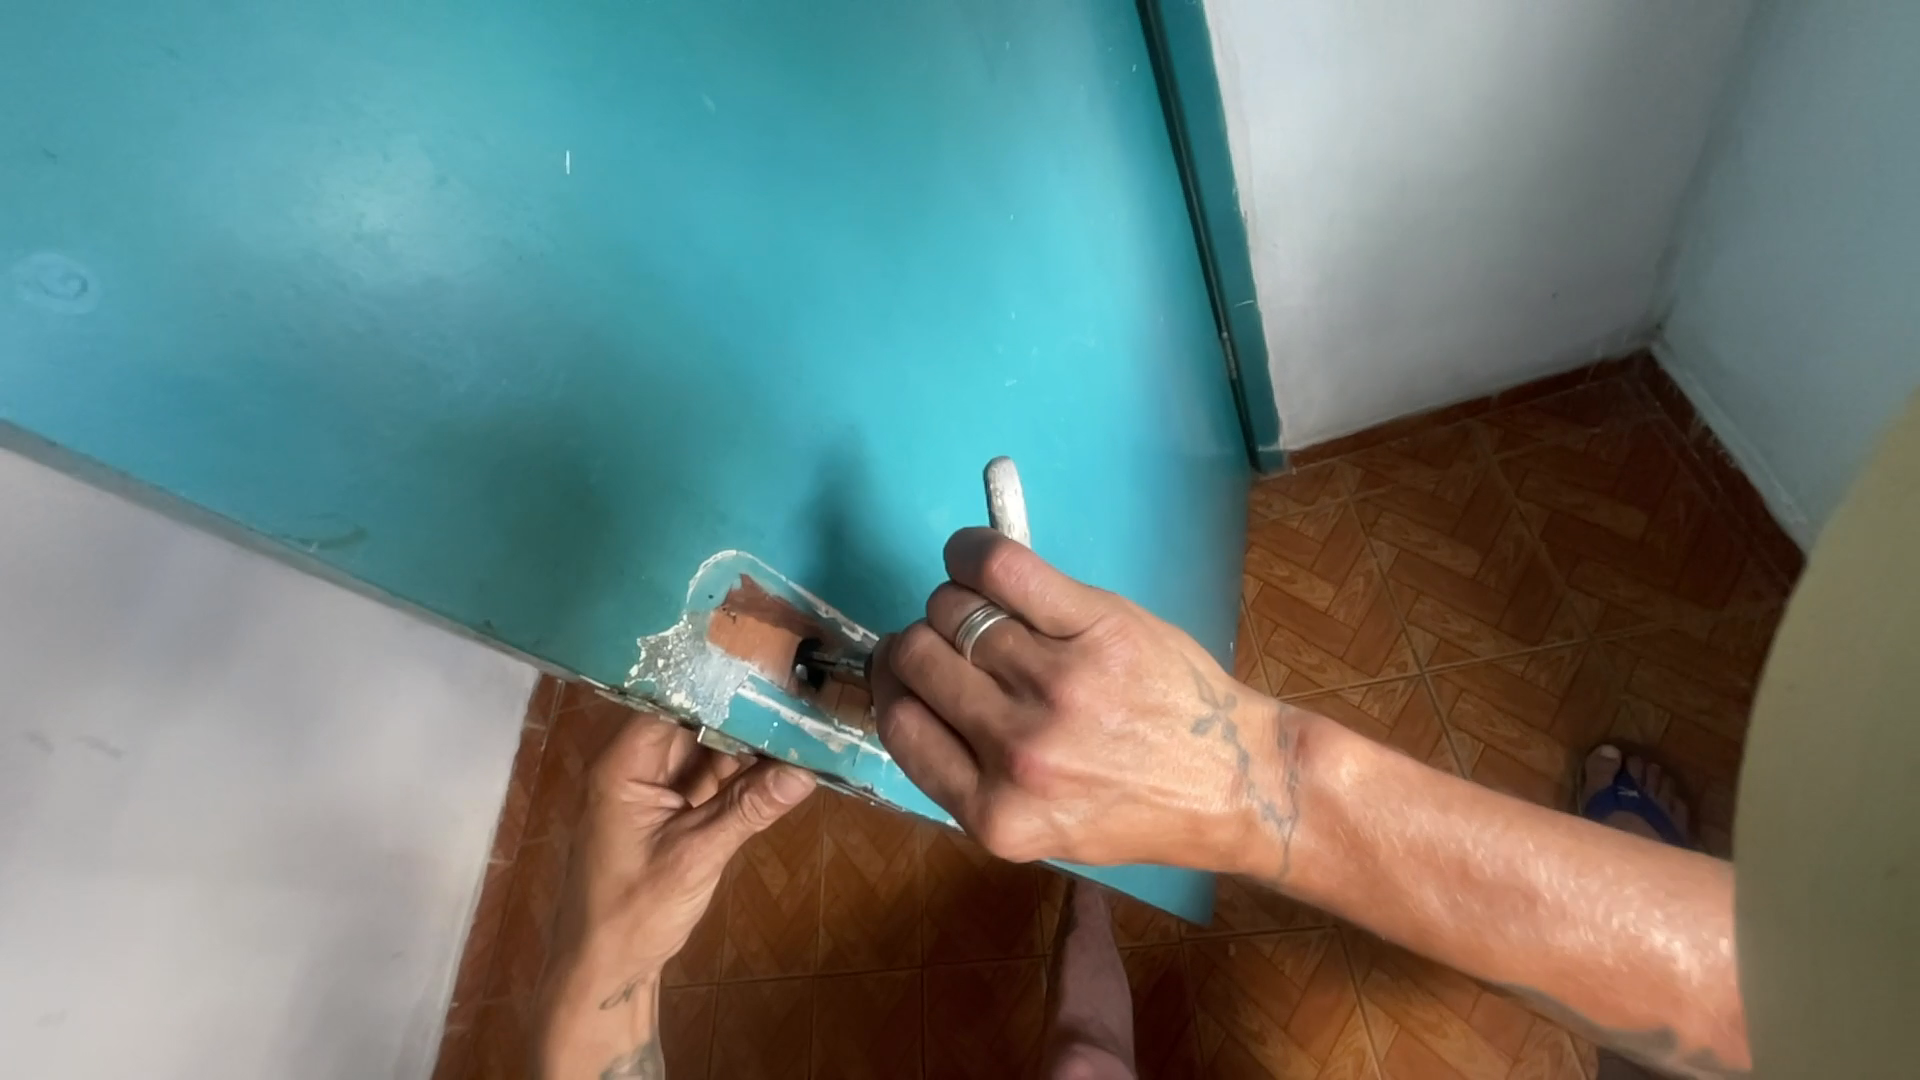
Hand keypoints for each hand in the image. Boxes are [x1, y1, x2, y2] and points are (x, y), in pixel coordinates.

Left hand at [538, 713, 815, 1078]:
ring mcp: (663, 785)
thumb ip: (750, 808)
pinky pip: (720, 774)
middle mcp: (641, 764)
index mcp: (624, 764)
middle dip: (745, 708)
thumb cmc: (632, 914)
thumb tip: (807, 770)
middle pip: (698, 720)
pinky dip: (750, 770)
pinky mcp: (682, 805)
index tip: (768, 663)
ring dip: (754, 739)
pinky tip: (789, 753)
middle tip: (800, 686)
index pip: (672, 702)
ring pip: (714, 745)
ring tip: (804, 713)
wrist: (604, 975)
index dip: (718, 682)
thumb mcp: (695, 857)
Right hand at [871, 528, 1299, 875]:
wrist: (1233, 782)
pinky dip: (973, 551)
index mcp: (992, 814)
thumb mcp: (1035, 823)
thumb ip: (964, 769)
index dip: (893, 682)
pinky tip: (974, 556)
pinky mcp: (1096, 626)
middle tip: (952, 640)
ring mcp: (1058, 684)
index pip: (898, 720)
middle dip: (922, 639)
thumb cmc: (1132, 805)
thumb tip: (902, 680)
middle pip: (917, 654)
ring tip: (985, 611)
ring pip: (952, 608)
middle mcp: (1016, 752)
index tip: (906, 668)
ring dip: (955, 601)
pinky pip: (1000, 567)